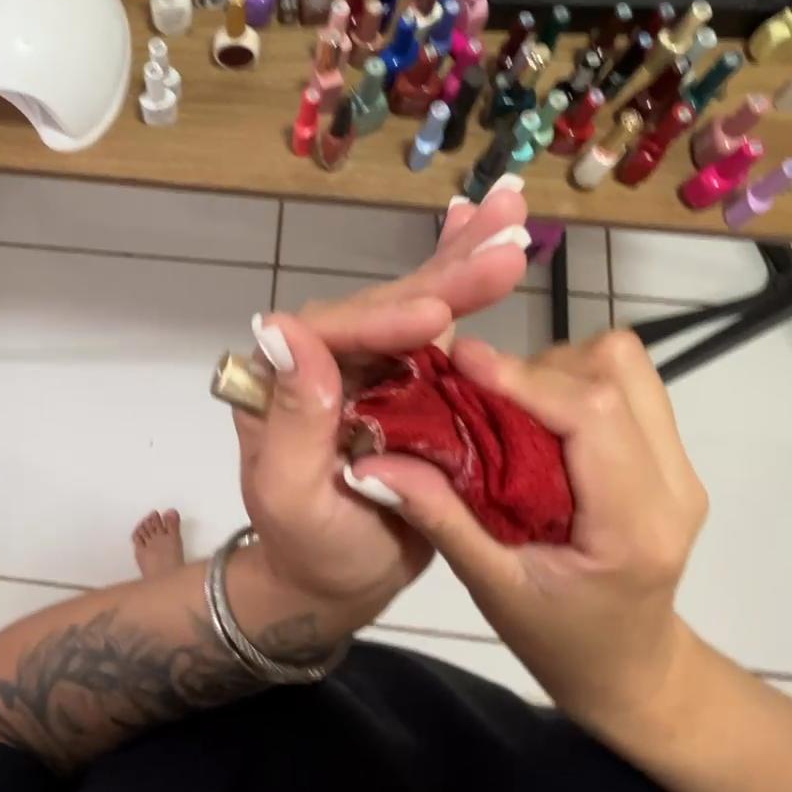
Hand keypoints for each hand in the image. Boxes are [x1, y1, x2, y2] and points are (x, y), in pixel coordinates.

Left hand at [233, 182, 532, 610]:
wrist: (340, 577)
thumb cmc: (311, 548)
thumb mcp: (290, 493)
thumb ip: (290, 417)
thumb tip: (281, 328)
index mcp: (283, 379)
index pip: (329, 334)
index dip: (382, 320)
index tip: (434, 317)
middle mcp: (324, 360)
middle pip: (381, 307)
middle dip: (443, 276)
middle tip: (505, 247)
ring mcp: (369, 366)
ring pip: (414, 305)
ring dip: (462, 261)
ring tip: (510, 214)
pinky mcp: (406, 380)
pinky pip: (436, 327)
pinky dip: (463, 283)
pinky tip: (491, 242)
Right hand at [356, 331, 709, 733]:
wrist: (632, 668)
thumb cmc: (559, 639)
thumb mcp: (491, 586)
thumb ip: (439, 517)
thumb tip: (370, 464)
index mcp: (633, 525)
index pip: (592, 416)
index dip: (524, 377)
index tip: (460, 360)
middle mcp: (673, 484)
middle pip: (614, 374)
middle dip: (537, 371)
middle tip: (479, 397)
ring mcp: (681, 466)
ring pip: (626, 367)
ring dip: (559, 371)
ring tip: (510, 409)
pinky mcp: (671, 455)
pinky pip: (627, 384)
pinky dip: (576, 381)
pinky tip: (539, 421)